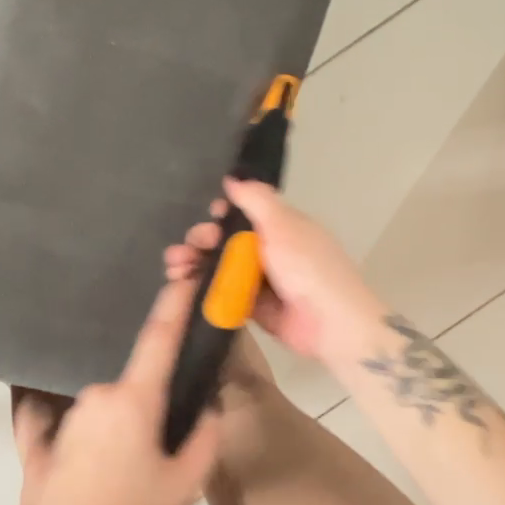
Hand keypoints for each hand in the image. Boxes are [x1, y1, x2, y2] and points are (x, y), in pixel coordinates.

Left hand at [10, 278, 223, 504]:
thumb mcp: (186, 485)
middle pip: (131, 387)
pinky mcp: (36, 437)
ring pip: (101, 409)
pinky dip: (65, 425)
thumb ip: (206, 438)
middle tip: (152, 454)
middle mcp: (96, 393)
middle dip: (145, 410)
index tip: (185, 273)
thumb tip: (207, 409)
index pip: (158, 338)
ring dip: (114, 429)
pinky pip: (51, 417)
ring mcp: (63, 413)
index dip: (174, 303)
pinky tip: (71, 450)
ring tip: (119, 476)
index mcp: (134, 399)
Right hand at [164, 179, 387, 362]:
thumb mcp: (283, 225)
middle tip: (188, 247)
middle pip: (225, 239)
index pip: (242, 212)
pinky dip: (200, 285)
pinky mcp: (250, 306)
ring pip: (219, 264)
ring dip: (194, 261)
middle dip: (201, 239)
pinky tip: (180, 281)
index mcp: (280, 226)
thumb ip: (256, 199)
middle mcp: (268, 249)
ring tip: (174, 265)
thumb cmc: (308, 267)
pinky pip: (221, 291)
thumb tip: (232, 179)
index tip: (210, 218)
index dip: (222, 213)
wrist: (330, 325)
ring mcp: (258, 279)